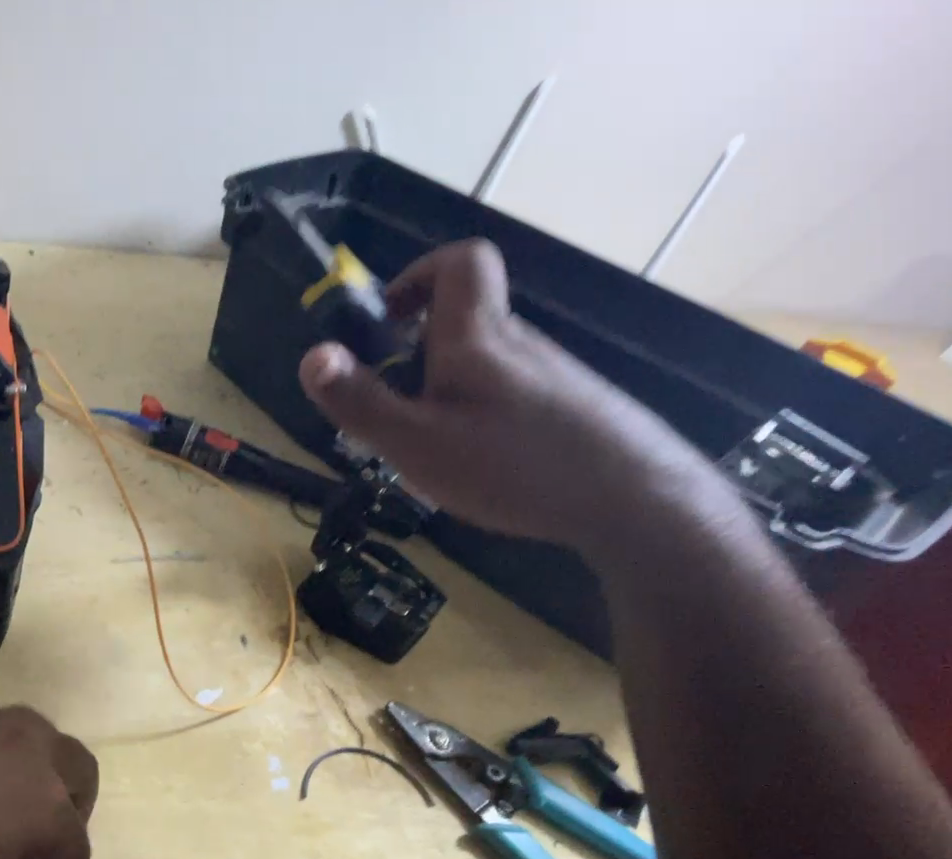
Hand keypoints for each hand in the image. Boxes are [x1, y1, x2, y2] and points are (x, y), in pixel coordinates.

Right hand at [298, 239, 735, 556]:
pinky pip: (511, 395)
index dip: (420, 274)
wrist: (639, 504)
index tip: (386, 319)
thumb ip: (361, 401)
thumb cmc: (514, 465)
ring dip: (446, 389)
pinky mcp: (573, 407)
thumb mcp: (416, 443)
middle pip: (464, 320)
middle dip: (416, 351)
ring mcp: (552, 375)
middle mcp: (518, 342)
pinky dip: (482, 415)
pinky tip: (484, 467)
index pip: (463, 262)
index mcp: (477, 337)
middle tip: (392, 407)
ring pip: (485, 364)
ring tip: (432, 449)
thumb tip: (312, 354)